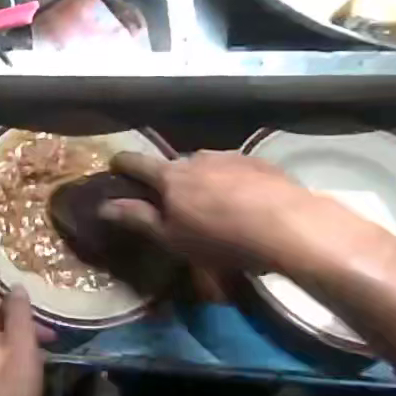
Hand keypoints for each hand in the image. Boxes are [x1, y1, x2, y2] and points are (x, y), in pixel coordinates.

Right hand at [99, 150, 395, 274]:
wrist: (291, 228)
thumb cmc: (220, 238)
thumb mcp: (171, 238)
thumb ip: (136, 218)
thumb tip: (103, 206)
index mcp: (170, 175)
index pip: (136, 162)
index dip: (122, 164)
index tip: (115, 165)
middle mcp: (198, 157)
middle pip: (175, 166)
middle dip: (170, 180)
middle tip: (175, 203)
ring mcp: (232, 157)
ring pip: (207, 167)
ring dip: (203, 181)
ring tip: (214, 205)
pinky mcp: (262, 163)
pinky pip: (236, 171)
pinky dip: (232, 183)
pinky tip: (244, 204)